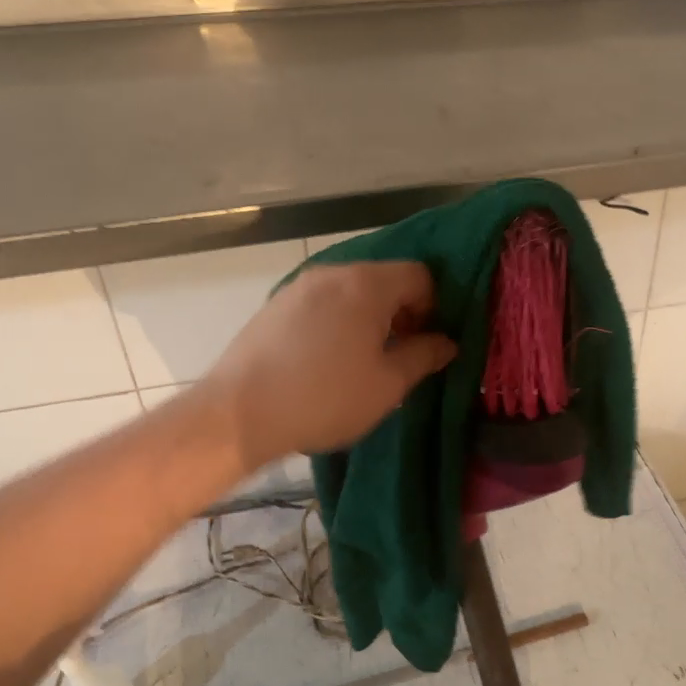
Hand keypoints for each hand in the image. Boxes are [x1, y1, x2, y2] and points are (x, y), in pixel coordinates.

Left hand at [196, 261, 456, 466]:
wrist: (239, 413)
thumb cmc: (325, 398)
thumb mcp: (387, 385)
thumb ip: (423, 356)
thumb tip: (446, 342)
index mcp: (367, 284)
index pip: (421, 276)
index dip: (435, 307)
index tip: (428, 344)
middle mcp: (334, 272)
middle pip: (385, 279)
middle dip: (402, 312)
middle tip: (401, 355)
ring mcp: (300, 286)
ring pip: (351, 291)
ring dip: (369, 318)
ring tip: (364, 361)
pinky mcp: (276, 304)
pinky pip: (322, 303)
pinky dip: (337, 321)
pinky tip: (328, 360)